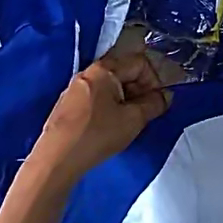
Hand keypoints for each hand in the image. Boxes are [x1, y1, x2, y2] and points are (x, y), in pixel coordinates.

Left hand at [30, 49, 169, 182]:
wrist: (57, 159)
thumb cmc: (98, 133)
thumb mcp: (135, 119)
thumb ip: (155, 103)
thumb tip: (165, 95)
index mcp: (104, 70)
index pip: (139, 62)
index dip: (154, 80)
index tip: (156, 100)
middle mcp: (87, 74)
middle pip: (124, 73)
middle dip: (140, 90)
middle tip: (146, 112)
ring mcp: (74, 90)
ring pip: (110, 87)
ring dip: (126, 100)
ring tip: (129, 121)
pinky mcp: (67, 106)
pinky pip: (97, 98)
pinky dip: (110, 107)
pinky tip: (110, 127)